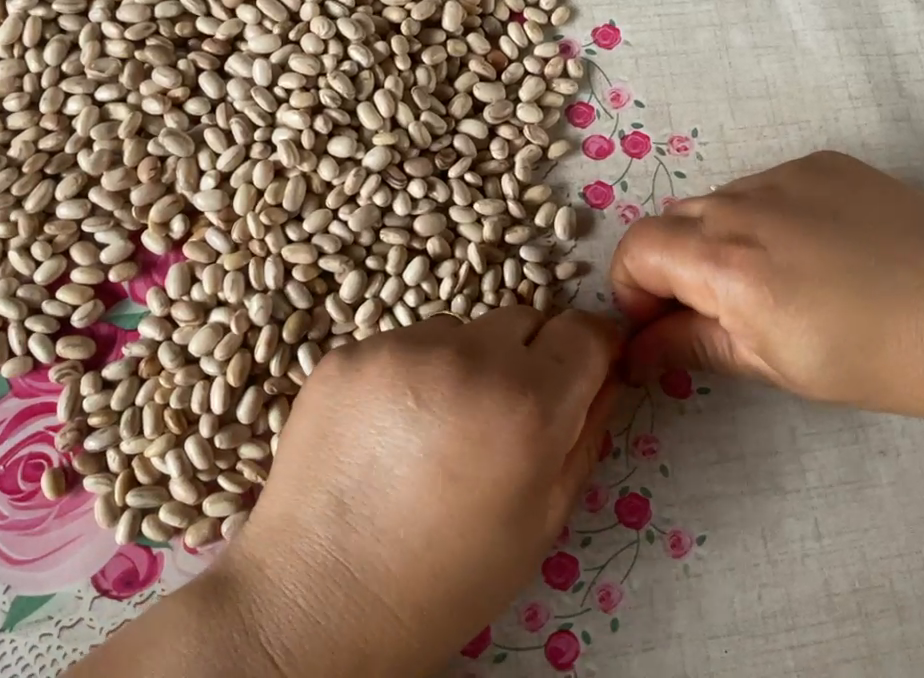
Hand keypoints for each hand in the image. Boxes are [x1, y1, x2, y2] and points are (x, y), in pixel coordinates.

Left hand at [156, 308, 622, 677]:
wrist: (316, 603)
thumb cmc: (444, 581)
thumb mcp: (542, 522)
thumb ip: (586, 436)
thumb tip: (606, 377)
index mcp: (527, 404)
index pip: (585, 330)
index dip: (592, 350)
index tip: (584, 372)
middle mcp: (466, 358)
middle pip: (525, 319)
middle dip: (531, 356)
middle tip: (504, 415)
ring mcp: (398, 348)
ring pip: (462, 330)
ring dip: (468, 363)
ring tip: (438, 428)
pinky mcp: (348, 354)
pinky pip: (405, 344)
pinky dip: (413, 373)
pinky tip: (392, 430)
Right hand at [614, 151, 923, 421]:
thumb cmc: (881, 360)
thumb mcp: (776, 366)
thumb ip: (694, 345)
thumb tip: (638, 348)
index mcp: (726, 262)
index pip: (635, 249)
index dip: (633, 289)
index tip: (661, 325)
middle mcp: (744, 203)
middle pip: (669, 221)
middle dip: (671, 266)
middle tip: (714, 312)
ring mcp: (787, 173)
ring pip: (716, 202)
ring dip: (716, 240)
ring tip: (774, 281)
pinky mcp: (824, 161)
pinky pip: (763, 185)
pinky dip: (760, 216)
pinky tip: (812, 251)